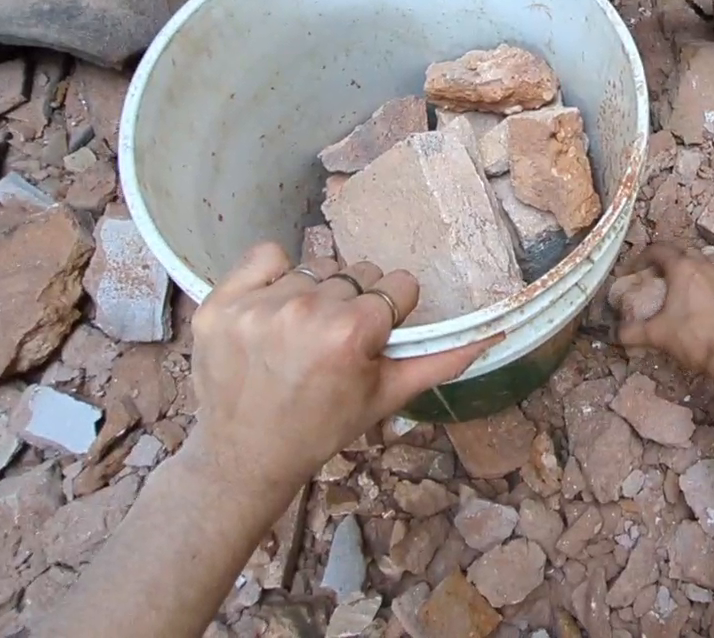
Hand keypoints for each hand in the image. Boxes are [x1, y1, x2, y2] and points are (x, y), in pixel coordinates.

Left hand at [184, 244, 496, 491]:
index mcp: (352, 333)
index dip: (390, 314)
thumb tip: (492, 333)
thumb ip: (442, 360)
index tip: (370, 341)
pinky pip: (267, 255)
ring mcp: (259, 307)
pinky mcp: (221, 303)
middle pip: (357, 275)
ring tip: (298, 335)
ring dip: (314, 294)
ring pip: (316, 268)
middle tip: (332, 344)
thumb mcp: (388, 395)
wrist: (244, 457)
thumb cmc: (325, 425)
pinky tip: (270, 311)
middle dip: (354, 303)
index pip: (397, 285)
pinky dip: (272, 275)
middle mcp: (307, 311)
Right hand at [614, 243, 713, 380]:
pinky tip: (700, 305)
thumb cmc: (693, 337)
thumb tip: (618, 333)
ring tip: (677, 289)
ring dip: (688, 270)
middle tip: (656, 276)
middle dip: (667, 259)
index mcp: (683, 268)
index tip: (635, 271)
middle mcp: (705, 266)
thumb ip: (633, 332)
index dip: (643, 257)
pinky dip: (704, 285)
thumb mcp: (657, 335)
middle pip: (683, 250)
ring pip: (703, 263)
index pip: (659, 249)